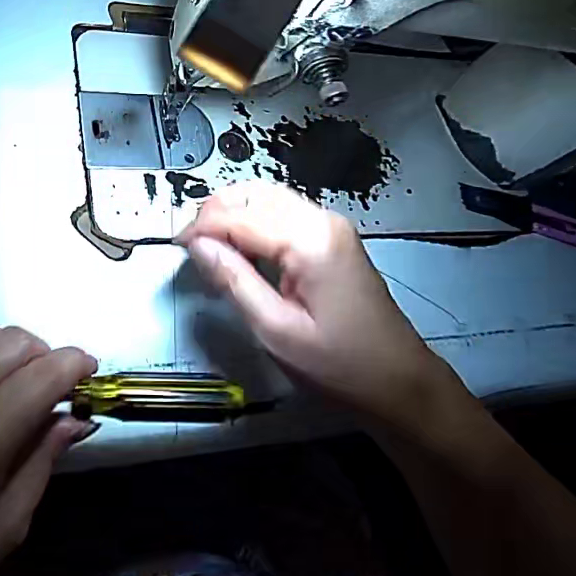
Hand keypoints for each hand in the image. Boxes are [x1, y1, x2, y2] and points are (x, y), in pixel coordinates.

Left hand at [0, 322, 95, 575]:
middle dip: (46, 354)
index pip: (41, 376)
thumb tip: (77, 415)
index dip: (75, 364)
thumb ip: (43, 461)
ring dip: (8, 347)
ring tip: (14, 378)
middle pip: (13, 342)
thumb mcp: (4, 529)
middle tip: (54, 383)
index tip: (91, 369)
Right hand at [178, 181, 467, 427]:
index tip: (176, 244)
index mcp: (309, 240)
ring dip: (233, 212)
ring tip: (209, 244)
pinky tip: (240, 245)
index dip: (202, 226)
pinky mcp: (332, 236)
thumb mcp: (276, 330)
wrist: (399, 382)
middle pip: (254, 193)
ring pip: (268, 197)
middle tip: (192, 244)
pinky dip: (254, 220)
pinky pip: (283, 212)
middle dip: (216, 211)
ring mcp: (330, 225)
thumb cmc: (337, 364)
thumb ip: (233, 281)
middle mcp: (321, 219)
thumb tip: (196, 244)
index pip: (239, 215)